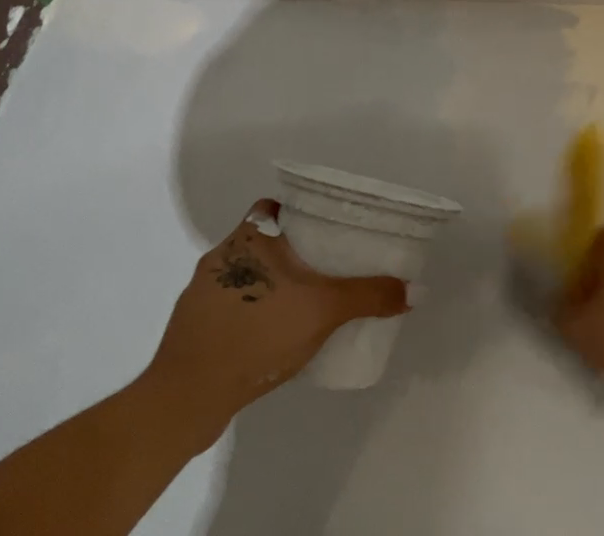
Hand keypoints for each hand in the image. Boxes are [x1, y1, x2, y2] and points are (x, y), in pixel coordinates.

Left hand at [143, 199, 408, 428]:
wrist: (187, 397)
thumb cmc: (256, 334)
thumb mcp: (324, 311)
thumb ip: (370, 296)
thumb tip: (416, 290)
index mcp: (246, 239)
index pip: (270, 207)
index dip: (296, 211)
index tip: (326, 226)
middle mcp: (220, 258)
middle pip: (262, 241)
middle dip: (293, 251)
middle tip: (329, 265)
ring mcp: (201, 295)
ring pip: (247, 276)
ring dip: (273, 284)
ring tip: (308, 301)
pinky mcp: (195, 329)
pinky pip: (233, 308)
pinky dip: (255, 313)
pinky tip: (277, 334)